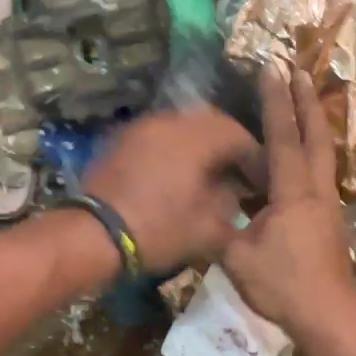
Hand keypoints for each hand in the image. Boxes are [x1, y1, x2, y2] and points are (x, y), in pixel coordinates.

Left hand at [82, 107, 258, 271]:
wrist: (93, 235)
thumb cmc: (158, 230)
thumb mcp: (208, 228)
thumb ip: (231, 203)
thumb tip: (236, 191)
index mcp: (197, 136)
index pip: (239, 136)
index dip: (256, 159)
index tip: (263, 183)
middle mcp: (170, 121)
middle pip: (211, 123)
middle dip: (228, 147)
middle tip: (238, 174)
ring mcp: (141, 127)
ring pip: (182, 127)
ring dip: (200, 146)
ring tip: (208, 175)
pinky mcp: (120, 140)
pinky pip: (158, 137)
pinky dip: (173, 150)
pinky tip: (176, 176)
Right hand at [223, 63, 355, 334]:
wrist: (328, 317)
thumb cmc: (282, 285)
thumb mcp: (237, 258)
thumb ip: (220, 230)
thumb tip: (201, 213)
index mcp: (293, 192)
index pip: (282, 138)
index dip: (275, 103)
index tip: (272, 69)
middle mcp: (316, 191)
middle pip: (315, 136)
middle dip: (306, 102)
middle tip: (301, 72)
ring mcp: (327, 207)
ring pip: (323, 155)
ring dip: (313, 126)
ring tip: (304, 105)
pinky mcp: (329, 223)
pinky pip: (319, 175)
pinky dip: (311, 154)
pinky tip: (299, 160)